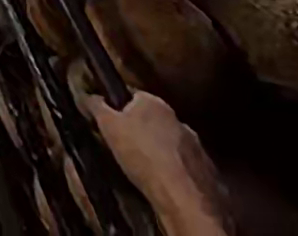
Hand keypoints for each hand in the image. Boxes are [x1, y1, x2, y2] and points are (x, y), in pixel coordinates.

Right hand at [77, 88, 229, 235]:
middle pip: (152, 120)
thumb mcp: (106, 124)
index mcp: (155, 103)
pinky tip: (161, 181)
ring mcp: (198, 149)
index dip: (116, 106)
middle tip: (121, 142)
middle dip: (139, 129)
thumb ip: (95, 105)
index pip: (131, 95)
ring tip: (141, 165)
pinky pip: (184, 166)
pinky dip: (173, 170)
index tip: (107, 119)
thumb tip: (88, 95)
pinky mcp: (209, 174)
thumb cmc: (141, 154)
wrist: (183, 200)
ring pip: (169, 143)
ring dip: (158, 150)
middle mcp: (180, 121)